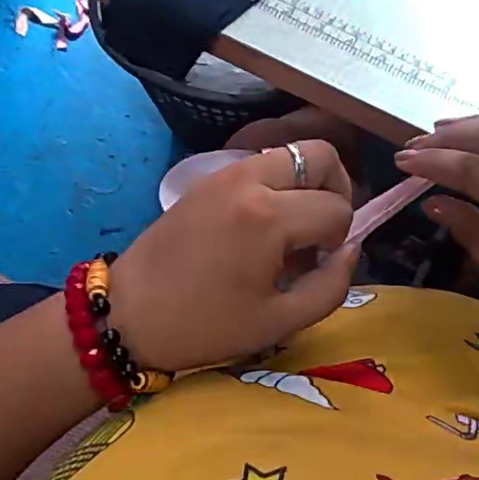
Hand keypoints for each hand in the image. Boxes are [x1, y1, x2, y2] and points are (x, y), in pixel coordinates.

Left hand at [108, 140, 358, 371]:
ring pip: (292, 153)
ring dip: (307, 183)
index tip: (317, 265)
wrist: (127, 316)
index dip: (339, 240)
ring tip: (292, 227)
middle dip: (336, 189)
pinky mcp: (209, 178)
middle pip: (321, 154)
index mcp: (268, 217)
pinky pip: (262, 164)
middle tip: (321, 228)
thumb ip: (332, 285)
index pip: (337, 208)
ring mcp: (225, 173)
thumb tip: (351, 250)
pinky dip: (278, 184)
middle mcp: (250, 181)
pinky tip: (263, 225)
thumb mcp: (280, 321)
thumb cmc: (205, 326)